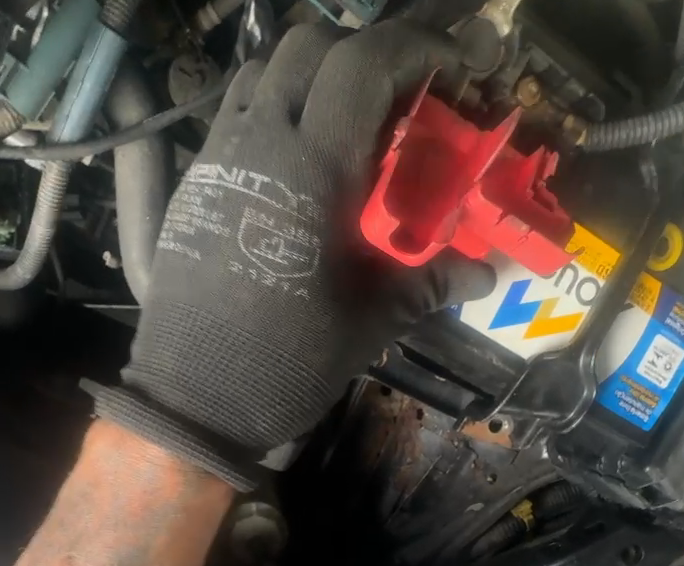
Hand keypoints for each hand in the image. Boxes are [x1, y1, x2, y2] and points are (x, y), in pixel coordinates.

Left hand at [89, 20, 494, 489]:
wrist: (195, 402)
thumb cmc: (287, 363)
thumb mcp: (369, 323)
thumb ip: (430, 282)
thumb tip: (490, 273)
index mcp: (311, 171)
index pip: (364, 62)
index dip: (417, 48)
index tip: (453, 71)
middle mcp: (259, 146)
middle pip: (309, 46)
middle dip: (365, 55)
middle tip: (399, 104)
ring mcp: (217, 160)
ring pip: (263, 71)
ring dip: (312, 77)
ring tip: (345, 126)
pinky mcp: (194, 186)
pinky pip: (233, 113)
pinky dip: (272, 108)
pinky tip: (296, 161)